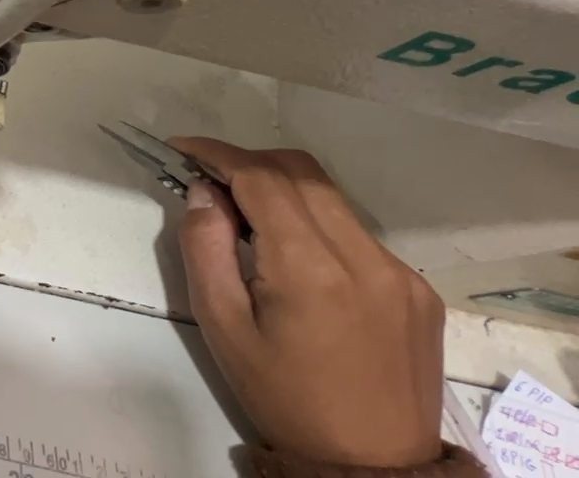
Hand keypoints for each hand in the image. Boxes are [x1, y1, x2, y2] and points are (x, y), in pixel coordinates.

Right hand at [171, 137, 444, 468]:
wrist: (370, 463)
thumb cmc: (279, 392)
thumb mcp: (218, 320)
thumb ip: (204, 245)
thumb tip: (204, 193)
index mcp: (312, 269)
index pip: (263, 178)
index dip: (216, 152)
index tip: (179, 149)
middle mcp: (366, 259)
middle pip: (302, 173)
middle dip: (247, 162)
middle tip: (206, 181)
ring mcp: (400, 274)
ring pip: (330, 197)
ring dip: (279, 190)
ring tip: (243, 220)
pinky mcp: (416, 290)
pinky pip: (354, 231)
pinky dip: (311, 222)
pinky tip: (290, 257)